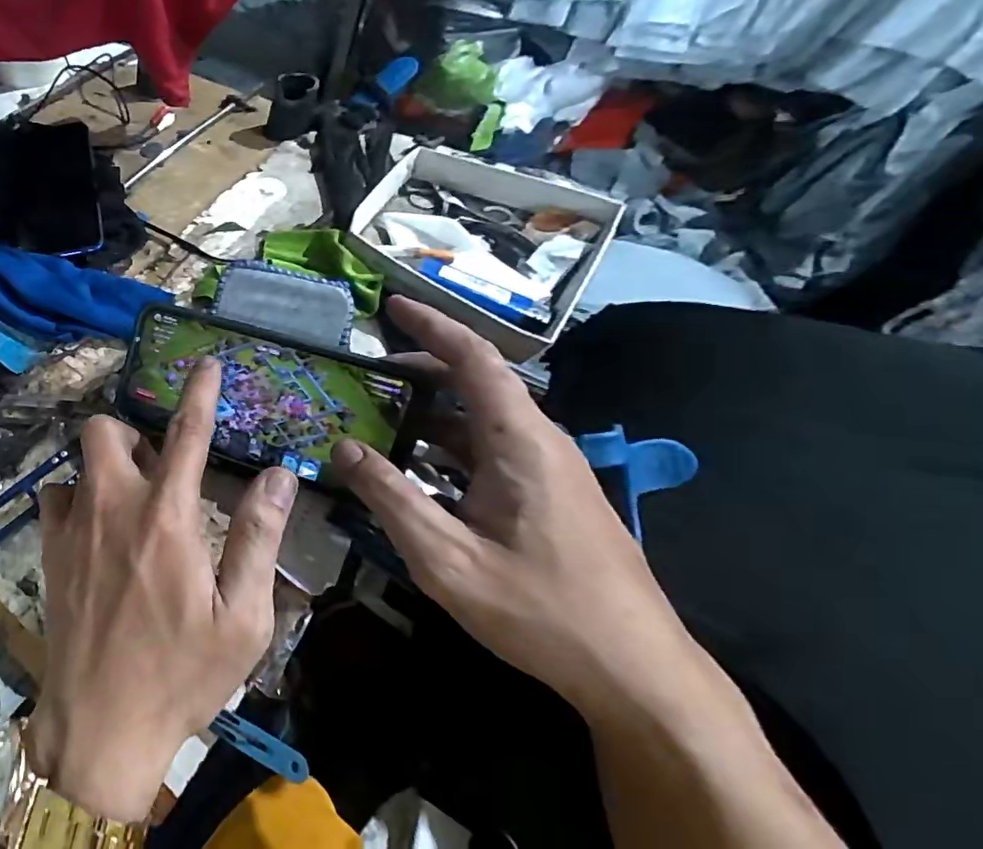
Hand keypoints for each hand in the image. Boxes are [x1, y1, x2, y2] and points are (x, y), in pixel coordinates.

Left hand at [29, 357, 298, 820]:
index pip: (187, 435)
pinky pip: (56, 497)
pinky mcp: (47, 549)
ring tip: (133, 505)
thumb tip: (278, 476)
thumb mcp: (241, 618)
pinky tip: (97, 532)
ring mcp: (72, 525)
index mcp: (167, 517)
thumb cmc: (181, 675)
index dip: (199, 393)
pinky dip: (78, 499)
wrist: (100, 723)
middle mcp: (112, 506)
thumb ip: (258, 538)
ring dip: (108, 468)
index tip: (206, 362)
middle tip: (159, 468)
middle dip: (132, 432)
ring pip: (79, 461)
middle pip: (106, 429)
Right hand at [331, 296, 706, 718]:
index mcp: (522, 444)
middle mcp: (541, 445)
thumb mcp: (447, 558)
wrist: (640, 677)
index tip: (391, 305)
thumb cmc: (543, 612)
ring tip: (375, 414)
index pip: (475, 361)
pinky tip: (413, 468)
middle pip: (476, 384)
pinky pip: (489, 452)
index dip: (432, 325)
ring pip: (481, 421)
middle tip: (364, 371)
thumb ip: (391, 497)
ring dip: (429, 411)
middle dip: (420, 368)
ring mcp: (549, 473)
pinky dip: (446, 444)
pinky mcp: (550, 498)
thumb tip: (342, 446)